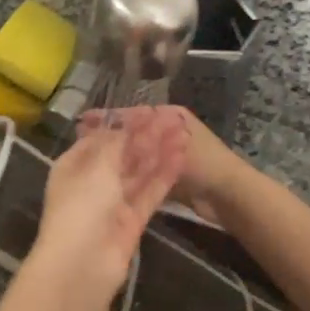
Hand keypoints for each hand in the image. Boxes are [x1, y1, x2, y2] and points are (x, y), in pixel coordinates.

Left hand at [31, 109, 187, 302]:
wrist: (81, 265)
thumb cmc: (81, 208)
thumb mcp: (96, 167)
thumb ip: (115, 143)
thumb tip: (124, 122)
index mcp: (73, 166)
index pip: (101, 138)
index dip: (126, 124)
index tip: (151, 112)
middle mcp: (92, 182)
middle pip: (123, 155)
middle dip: (147, 137)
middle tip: (175, 121)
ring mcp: (112, 204)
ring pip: (138, 174)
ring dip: (159, 154)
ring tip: (184, 135)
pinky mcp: (131, 222)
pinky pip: (149, 194)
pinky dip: (163, 177)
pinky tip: (180, 159)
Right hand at [83, 106, 248, 225]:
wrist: (229, 196)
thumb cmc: (203, 163)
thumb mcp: (170, 142)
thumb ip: (139, 135)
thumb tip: (107, 126)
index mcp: (171, 116)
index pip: (134, 114)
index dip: (108, 118)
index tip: (83, 123)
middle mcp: (168, 132)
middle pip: (134, 133)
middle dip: (109, 137)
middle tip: (80, 141)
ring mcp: (169, 156)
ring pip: (136, 154)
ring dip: (117, 156)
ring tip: (89, 160)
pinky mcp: (168, 179)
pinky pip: (144, 172)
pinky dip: (129, 173)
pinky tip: (108, 178)